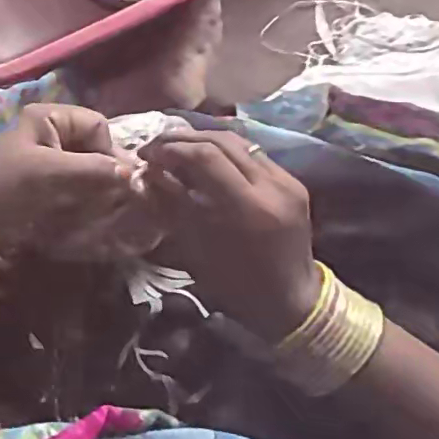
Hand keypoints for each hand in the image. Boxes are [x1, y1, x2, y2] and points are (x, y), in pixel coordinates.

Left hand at [0, 104, 138, 253]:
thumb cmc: (5, 185)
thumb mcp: (49, 172)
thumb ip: (93, 169)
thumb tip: (133, 175)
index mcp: (48, 117)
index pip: (97, 126)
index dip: (110, 151)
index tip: (116, 180)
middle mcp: (49, 132)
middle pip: (93, 147)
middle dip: (106, 171)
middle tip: (115, 197)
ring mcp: (45, 158)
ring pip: (87, 167)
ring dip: (97, 187)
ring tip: (103, 207)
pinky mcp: (42, 183)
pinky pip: (75, 184)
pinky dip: (85, 197)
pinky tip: (88, 212)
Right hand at [138, 128, 321, 338]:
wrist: (290, 299)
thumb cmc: (236, 283)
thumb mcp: (197, 246)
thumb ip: (175, 202)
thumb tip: (150, 171)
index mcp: (248, 208)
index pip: (205, 156)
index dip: (170, 148)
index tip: (145, 154)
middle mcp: (272, 186)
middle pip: (222, 141)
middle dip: (182, 139)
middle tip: (154, 147)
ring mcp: (287, 181)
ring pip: (239, 141)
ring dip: (202, 139)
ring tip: (174, 147)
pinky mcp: (292, 182)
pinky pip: (252, 154)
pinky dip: (222, 150)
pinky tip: (202, 157)